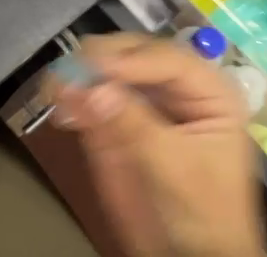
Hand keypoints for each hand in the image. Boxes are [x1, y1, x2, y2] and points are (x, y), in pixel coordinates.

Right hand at [50, 34, 266, 256]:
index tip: (94, 65)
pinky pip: (86, 92)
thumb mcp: (175, 169)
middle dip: (101, 59)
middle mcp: (174, 84)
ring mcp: (140, 97)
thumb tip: (93, 88)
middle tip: (71, 72)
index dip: (132, 59)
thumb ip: (135, 125)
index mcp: (208, 91)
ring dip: (79, 71)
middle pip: (132, 51)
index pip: (169, 59)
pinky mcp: (111, 113)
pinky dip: (68, 91)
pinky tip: (57, 100)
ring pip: (104, 64)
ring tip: (57, 87)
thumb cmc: (202, 215)